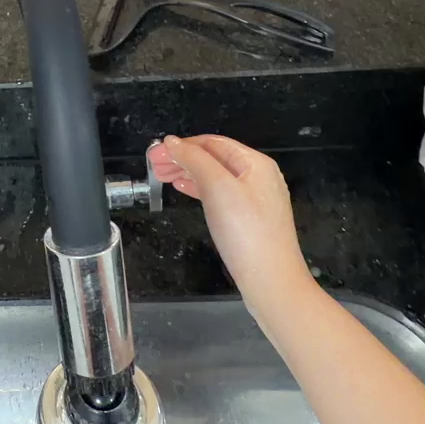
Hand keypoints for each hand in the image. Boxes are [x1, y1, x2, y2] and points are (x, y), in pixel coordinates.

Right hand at [148, 135, 314, 307]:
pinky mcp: (250, 220)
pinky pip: (219, 194)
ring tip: (163, 177)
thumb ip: (194, 159)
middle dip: (181, 159)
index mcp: (255, 163)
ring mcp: (255, 199)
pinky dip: (199, 189)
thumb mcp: (217, 187)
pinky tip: (184, 190)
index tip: (155, 153)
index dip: (181, 145)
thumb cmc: (246, 231)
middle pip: (212, 158)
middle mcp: (258, 177)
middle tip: (154, 166)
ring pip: (214, 176)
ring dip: (187, 173)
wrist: (271, 281)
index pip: (211, 142)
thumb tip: (173, 142)